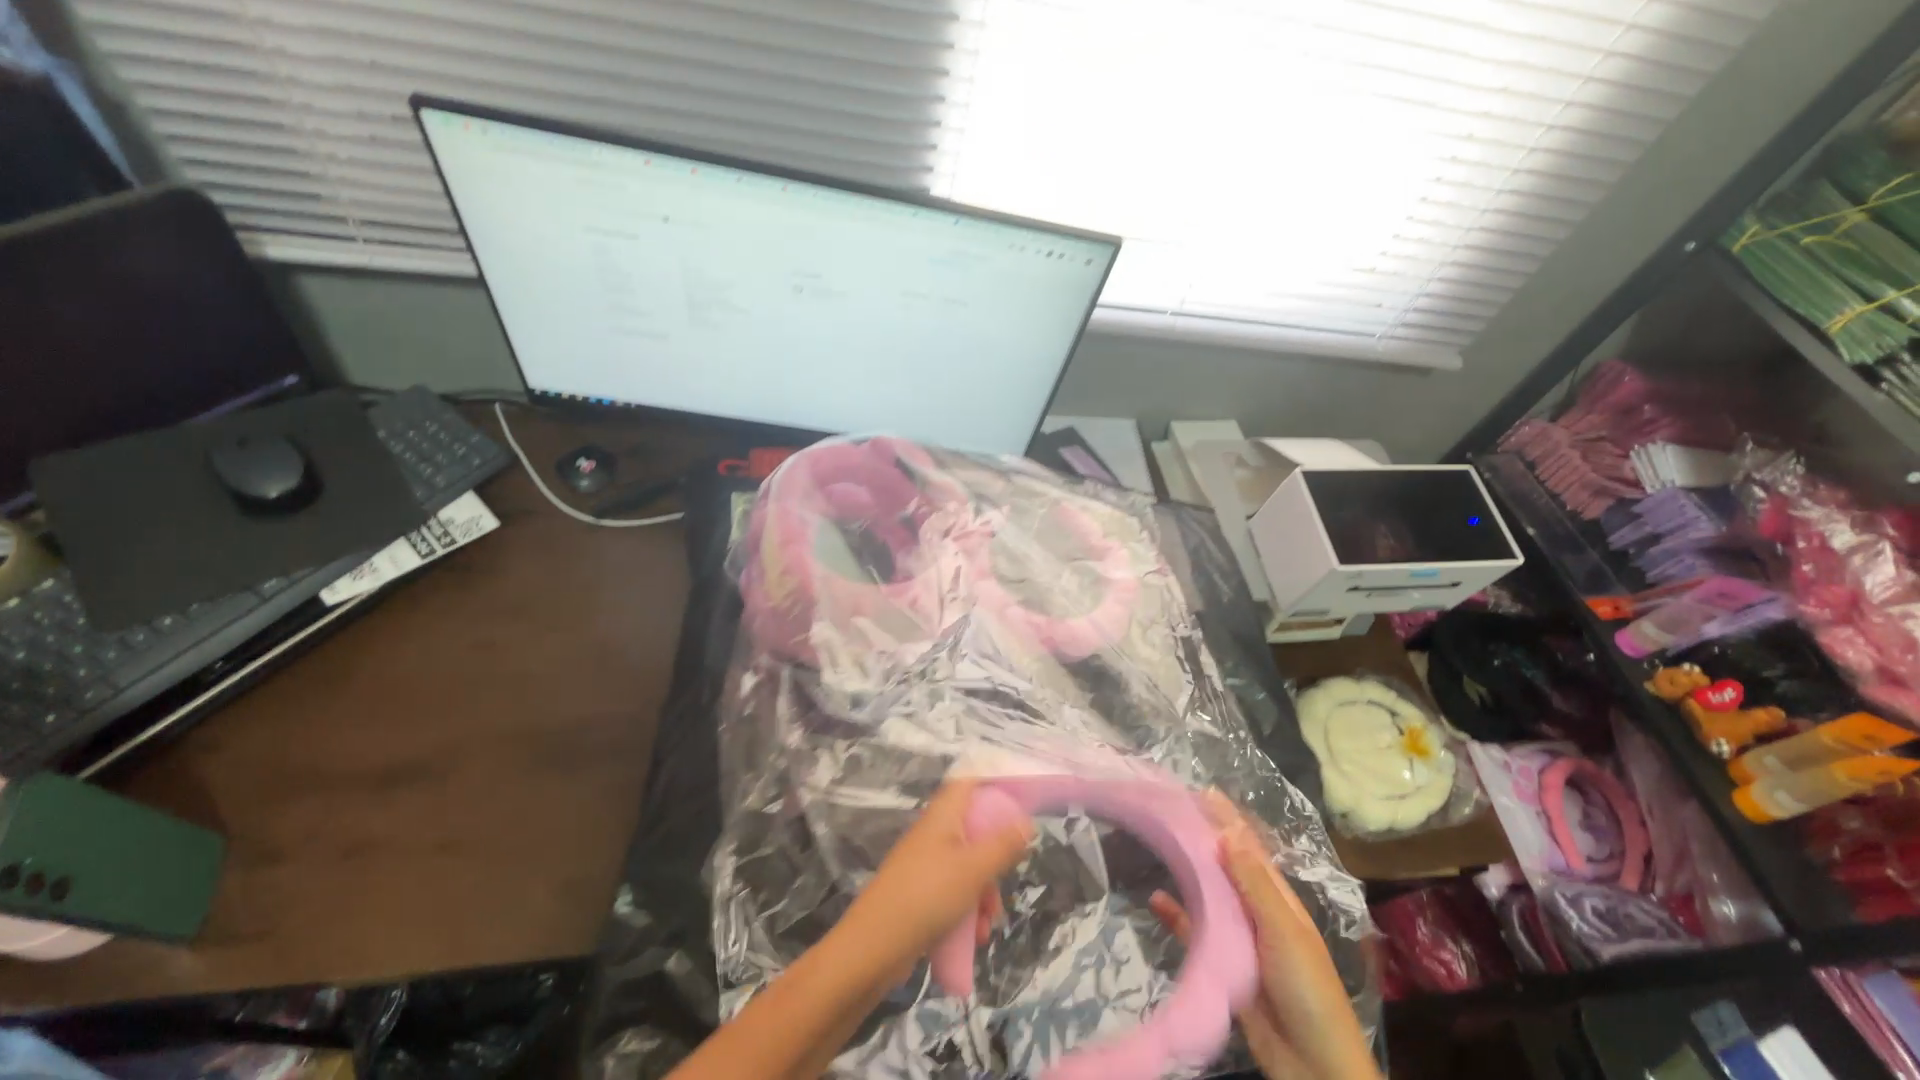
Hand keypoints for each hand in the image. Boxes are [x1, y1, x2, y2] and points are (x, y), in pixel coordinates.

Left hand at [835, 780, 1034, 983]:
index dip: (993, 785)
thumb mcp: (974, 869)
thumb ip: (1003, 845)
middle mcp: (932, 836)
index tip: (1020, 803)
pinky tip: (975, 936)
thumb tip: (1026, 821)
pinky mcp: (920, 896)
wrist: (874, 947)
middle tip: (1006, 879)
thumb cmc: (927, 896)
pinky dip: (968, 912)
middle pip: (973, 831)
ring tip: (989, 923)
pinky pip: (953, 895)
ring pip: (967, 869)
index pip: (968, 784)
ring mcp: (924, 867)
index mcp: (942, 818)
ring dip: (984, 894)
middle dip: (996, 859)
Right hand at [1151, 791, 1379, 1079]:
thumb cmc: (1307, 989)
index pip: (1249, 848)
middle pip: (1225, 867)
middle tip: (1169, 809)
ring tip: (1159, 843)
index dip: (1229, 820)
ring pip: (1208, 895)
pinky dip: (1177, 915)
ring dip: (1187, 871)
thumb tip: (1229, 832)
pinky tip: (1156, 900)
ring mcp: (1239, 938)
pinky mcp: (1223, 965)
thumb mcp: (1284, 931)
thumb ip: (1254, 885)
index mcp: (1278, 899)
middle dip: (1202, 838)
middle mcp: (1257, 911)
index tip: (1202, 791)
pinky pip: (1195, 932)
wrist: (1312, 1063)